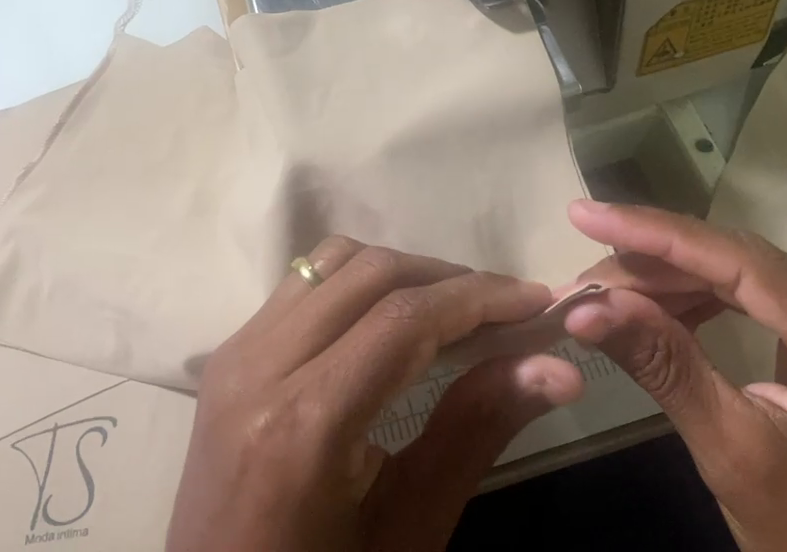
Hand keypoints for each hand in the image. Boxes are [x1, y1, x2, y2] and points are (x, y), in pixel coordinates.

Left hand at [168, 237, 585, 551]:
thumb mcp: (409, 528)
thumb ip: (476, 432)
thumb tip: (558, 367)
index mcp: (305, 423)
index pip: (405, 318)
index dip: (479, 297)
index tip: (537, 299)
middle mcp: (260, 365)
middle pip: (370, 273)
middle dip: (447, 279)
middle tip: (504, 309)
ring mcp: (236, 353)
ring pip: (332, 262)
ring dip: (401, 271)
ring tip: (452, 310)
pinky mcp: (227, 353)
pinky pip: (302, 283)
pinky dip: (356, 281)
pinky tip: (389, 318)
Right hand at [563, 201, 786, 551]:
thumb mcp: (737, 458)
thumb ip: (666, 369)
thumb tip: (585, 307)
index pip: (749, 267)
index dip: (661, 236)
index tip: (585, 216)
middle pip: (743, 263)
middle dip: (653, 263)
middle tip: (579, 280)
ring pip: (743, 270)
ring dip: (668, 278)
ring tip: (601, 294)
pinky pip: (757, 290)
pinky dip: (697, 294)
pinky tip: (650, 302)